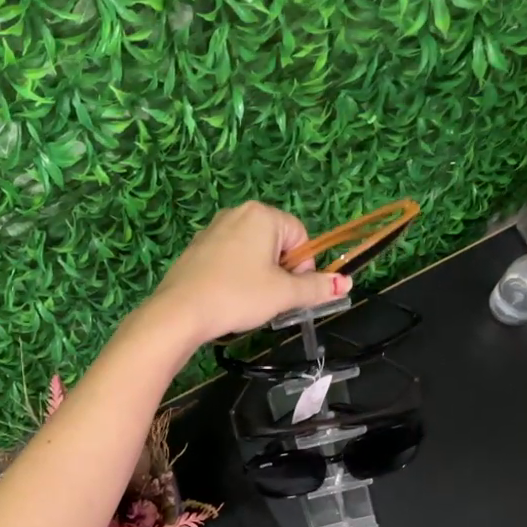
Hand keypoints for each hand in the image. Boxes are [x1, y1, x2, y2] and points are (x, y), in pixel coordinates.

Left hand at [139, 201, 349, 343]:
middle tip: (270, 299)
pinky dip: (234, 277)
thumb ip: (316, 288)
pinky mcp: (196, 250)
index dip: (303, 268)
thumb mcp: (283, 294)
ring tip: (247, 301)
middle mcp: (236, 214)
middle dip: (279, 271)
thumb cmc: (237, 296)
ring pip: (251, 253)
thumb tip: (346, 284)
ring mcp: (212, 230)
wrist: (180, 312)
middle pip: (275, 243)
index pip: (300, 237)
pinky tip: (226, 299)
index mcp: (262, 215)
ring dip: (258, 276)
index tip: (290, 292)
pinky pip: (228, 260)